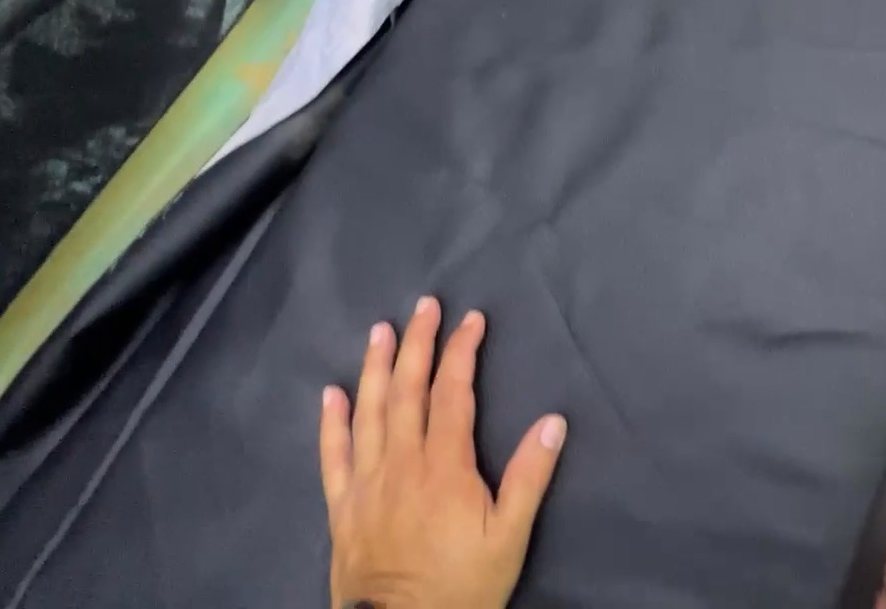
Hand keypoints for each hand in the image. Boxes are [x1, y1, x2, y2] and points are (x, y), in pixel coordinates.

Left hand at [320, 297, 566, 608]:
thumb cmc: (461, 584)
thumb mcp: (510, 535)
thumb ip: (530, 475)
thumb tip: (554, 420)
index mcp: (444, 465)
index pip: (452, 392)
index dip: (461, 351)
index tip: (472, 319)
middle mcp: (401, 463)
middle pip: (407, 390)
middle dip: (417, 343)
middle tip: (424, 305)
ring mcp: (366, 484)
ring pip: (369, 412)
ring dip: (374, 367)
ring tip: (379, 330)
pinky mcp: (342, 508)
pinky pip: (332, 457)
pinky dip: (331, 423)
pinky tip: (330, 394)